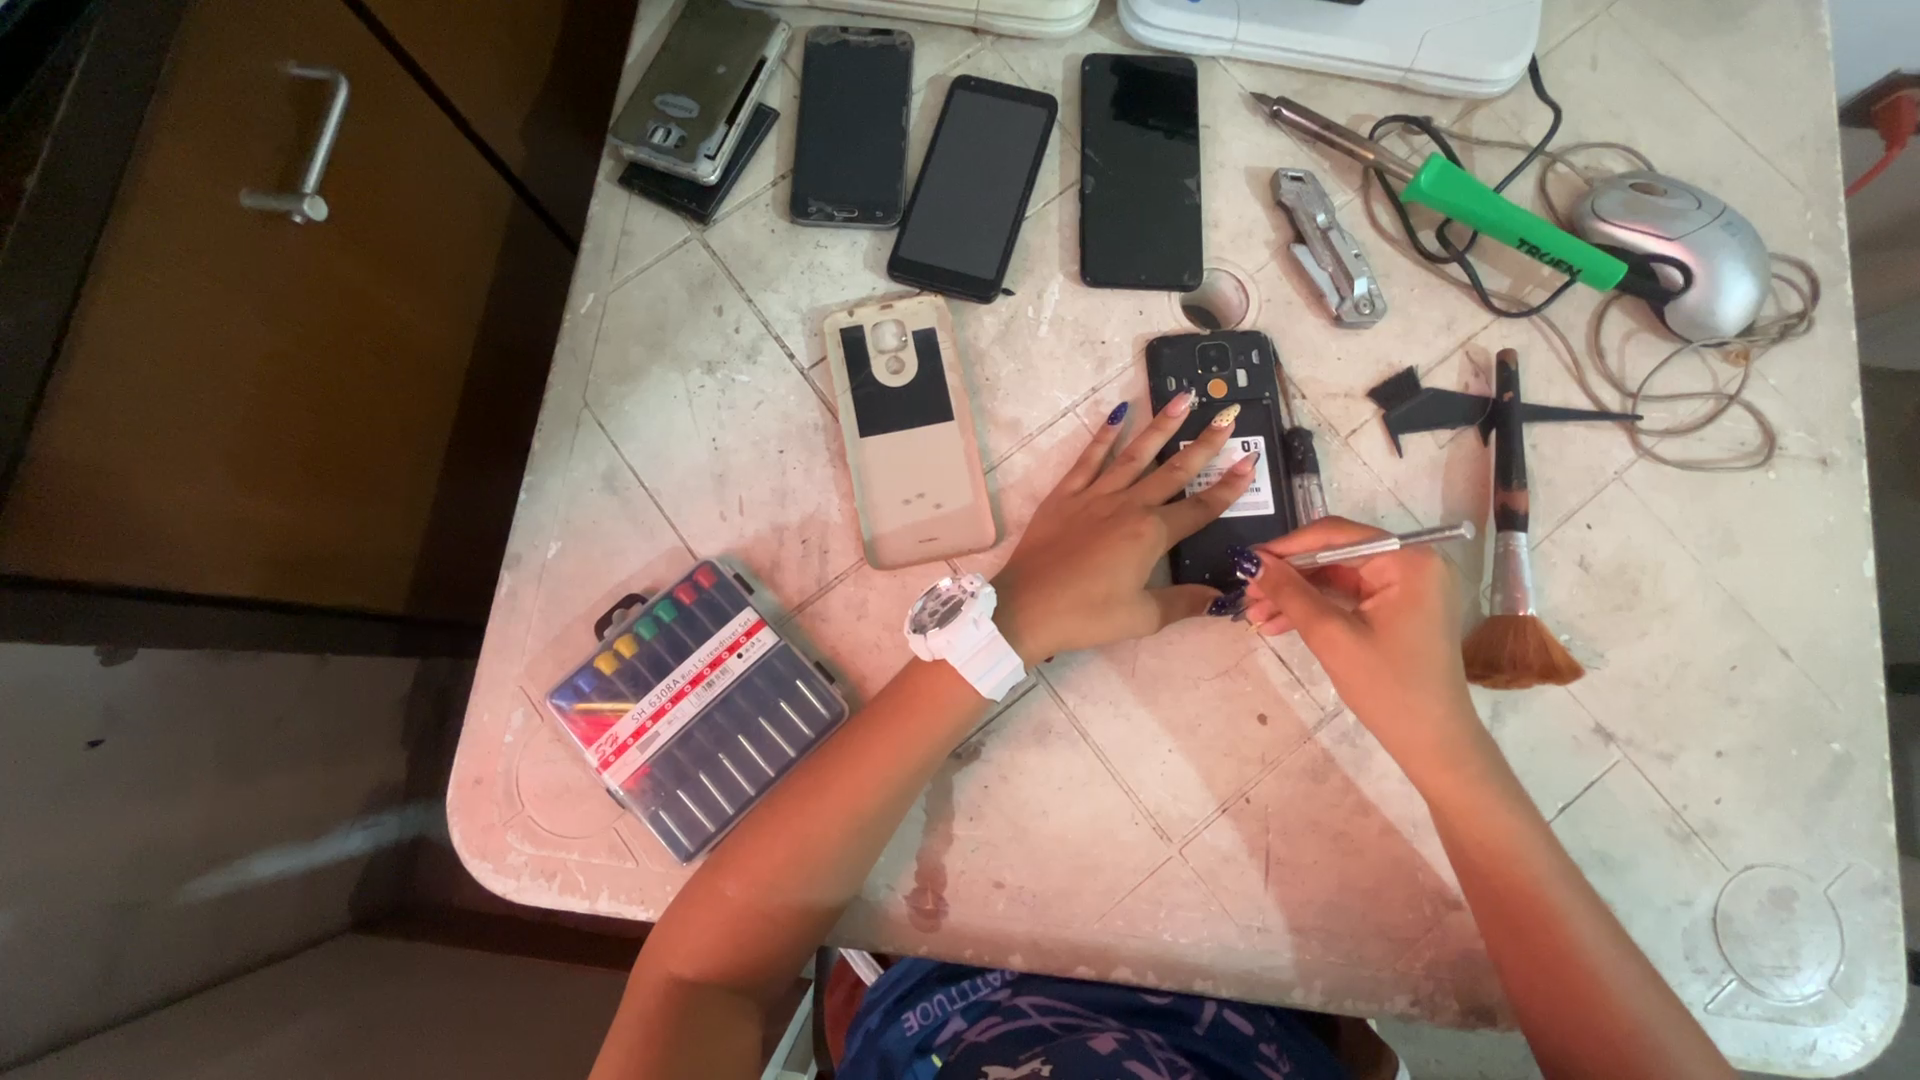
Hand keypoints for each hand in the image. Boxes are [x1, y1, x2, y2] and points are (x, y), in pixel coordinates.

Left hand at [990, 391, 1254, 662]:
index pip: (1200, 508)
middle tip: (1226, 417)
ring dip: (1161, 426)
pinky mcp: (1065, 494)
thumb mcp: (1141, 617)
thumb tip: (1222, 597)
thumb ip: (1183, 602)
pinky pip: (1088, 458)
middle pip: (1173, 471)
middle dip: (1204, 445)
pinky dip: (1104, 435)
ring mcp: (1094, 496)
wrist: (1026, 607)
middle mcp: (1128, 506)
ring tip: (1182, 399)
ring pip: (1135, 454)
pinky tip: (1118, 413)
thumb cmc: (1086, 615)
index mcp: (1151, 535)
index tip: (1250, 461)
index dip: (1228, 487)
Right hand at [1239, 518, 1481, 767]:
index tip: (1246, 563)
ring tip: (1255, 616)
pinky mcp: (1398, 609)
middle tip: (1248, 595)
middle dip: (1288, 576)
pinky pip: (1347, 598)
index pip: (1335, 536)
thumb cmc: (1388, 687)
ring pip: (1335, 578)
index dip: (1286, 547)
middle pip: (1333, 555)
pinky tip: (1278, 624)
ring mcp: (1406, 588)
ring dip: (1295, 595)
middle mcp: (1412, 564)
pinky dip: (1314, 609)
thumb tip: (1249, 561)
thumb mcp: (1331, 635)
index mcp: (1408, 561)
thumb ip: (1289, 592)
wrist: (1433, 742)